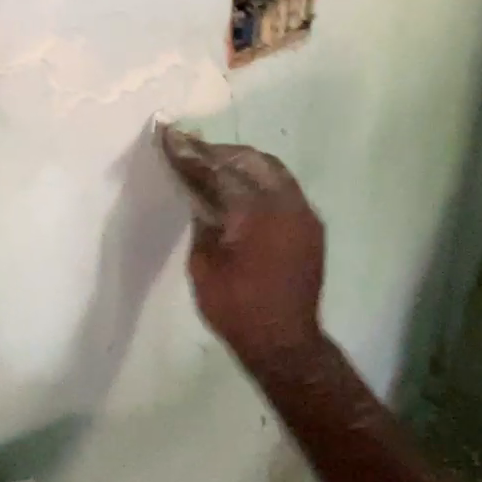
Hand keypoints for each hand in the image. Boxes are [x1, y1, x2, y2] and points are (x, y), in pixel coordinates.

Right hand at [173, 142, 326, 363]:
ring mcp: (304, 213)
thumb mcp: (204, 264)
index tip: (170, 137)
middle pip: (250, 159)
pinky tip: (241, 189)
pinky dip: (260, 181)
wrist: (285, 344)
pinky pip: (284, 189)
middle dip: (218, 152)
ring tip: (214, 165)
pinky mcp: (311, 226)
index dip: (191, 154)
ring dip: (242, 163)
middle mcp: (287, 202)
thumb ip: (204, 220)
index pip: (219, 169)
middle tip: (191, 150)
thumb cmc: (237, 309)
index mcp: (257, 210)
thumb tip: (201, 195)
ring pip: (272, 170)